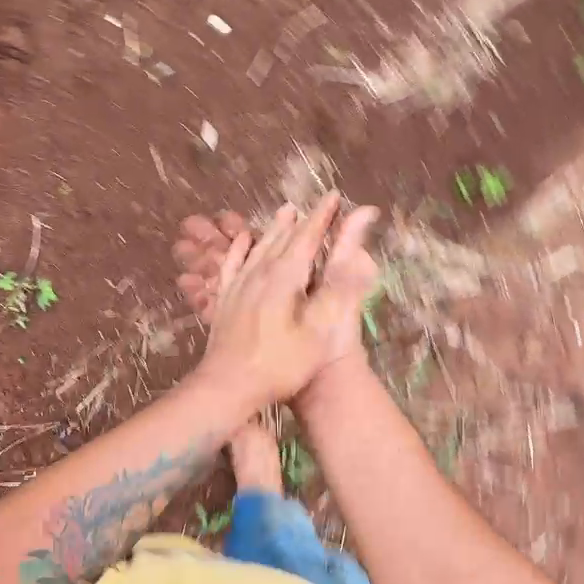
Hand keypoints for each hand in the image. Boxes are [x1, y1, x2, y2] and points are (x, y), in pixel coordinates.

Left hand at [186, 193, 381, 404]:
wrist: (226, 387)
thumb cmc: (279, 365)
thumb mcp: (318, 331)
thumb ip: (337, 289)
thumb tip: (359, 251)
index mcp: (283, 279)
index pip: (306, 238)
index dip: (322, 217)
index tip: (335, 197)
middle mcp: (258, 276)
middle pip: (282, 240)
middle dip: (302, 220)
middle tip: (316, 204)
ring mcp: (237, 288)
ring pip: (258, 249)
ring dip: (274, 230)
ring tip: (285, 212)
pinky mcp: (224, 302)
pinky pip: (232, 266)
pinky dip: (240, 249)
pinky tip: (243, 241)